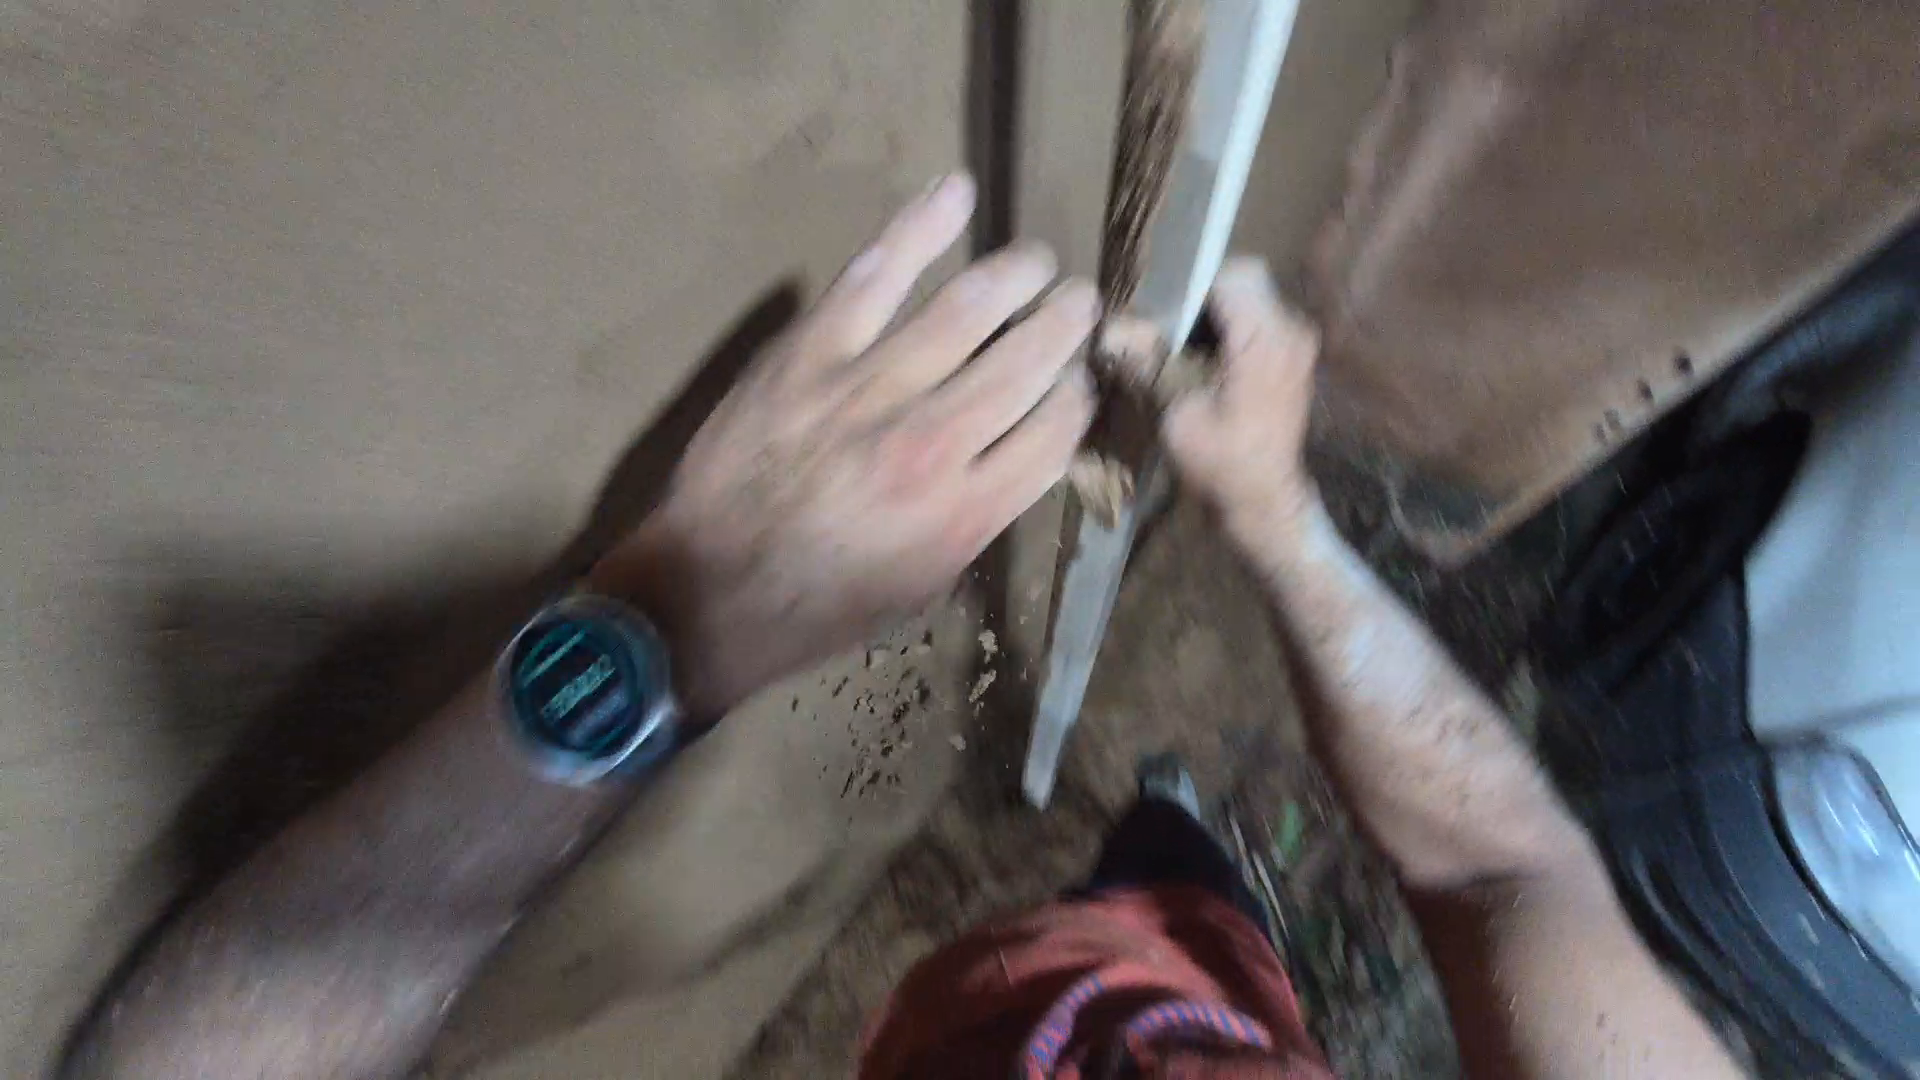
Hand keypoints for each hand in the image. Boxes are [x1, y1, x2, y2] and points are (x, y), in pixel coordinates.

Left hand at [593, 173, 1097, 715]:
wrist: (711, 589)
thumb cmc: (823, 605)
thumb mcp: (925, 584)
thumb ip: (978, 516)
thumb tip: (1012, 455)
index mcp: (967, 509)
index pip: (1057, 427)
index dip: (1078, 397)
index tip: (1075, 384)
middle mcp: (933, 441)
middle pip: (1028, 361)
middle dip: (1066, 325)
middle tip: (1080, 304)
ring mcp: (870, 389)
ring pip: (968, 310)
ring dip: (1017, 275)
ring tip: (1039, 262)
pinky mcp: (811, 353)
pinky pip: (875, 277)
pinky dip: (918, 230)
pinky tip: (956, 193)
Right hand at [1161, 257, 1321, 536]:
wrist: (1262, 499)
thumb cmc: (1221, 462)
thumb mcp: (1177, 414)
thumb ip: (1149, 364)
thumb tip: (1110, 331)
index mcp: (1266, 339)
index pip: (1233, 276)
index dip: (1194, 289)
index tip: (1167, 320)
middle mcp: (1291, 330)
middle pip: (1245, 281)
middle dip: (1204, 300)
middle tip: (1172, 335)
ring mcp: (1297, 341)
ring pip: (1252, 298)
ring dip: (1216, 316)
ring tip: (1186, 351)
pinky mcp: (1293, 355)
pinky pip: (1259, 320)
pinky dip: (1230, 331)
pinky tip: (1207, 364)